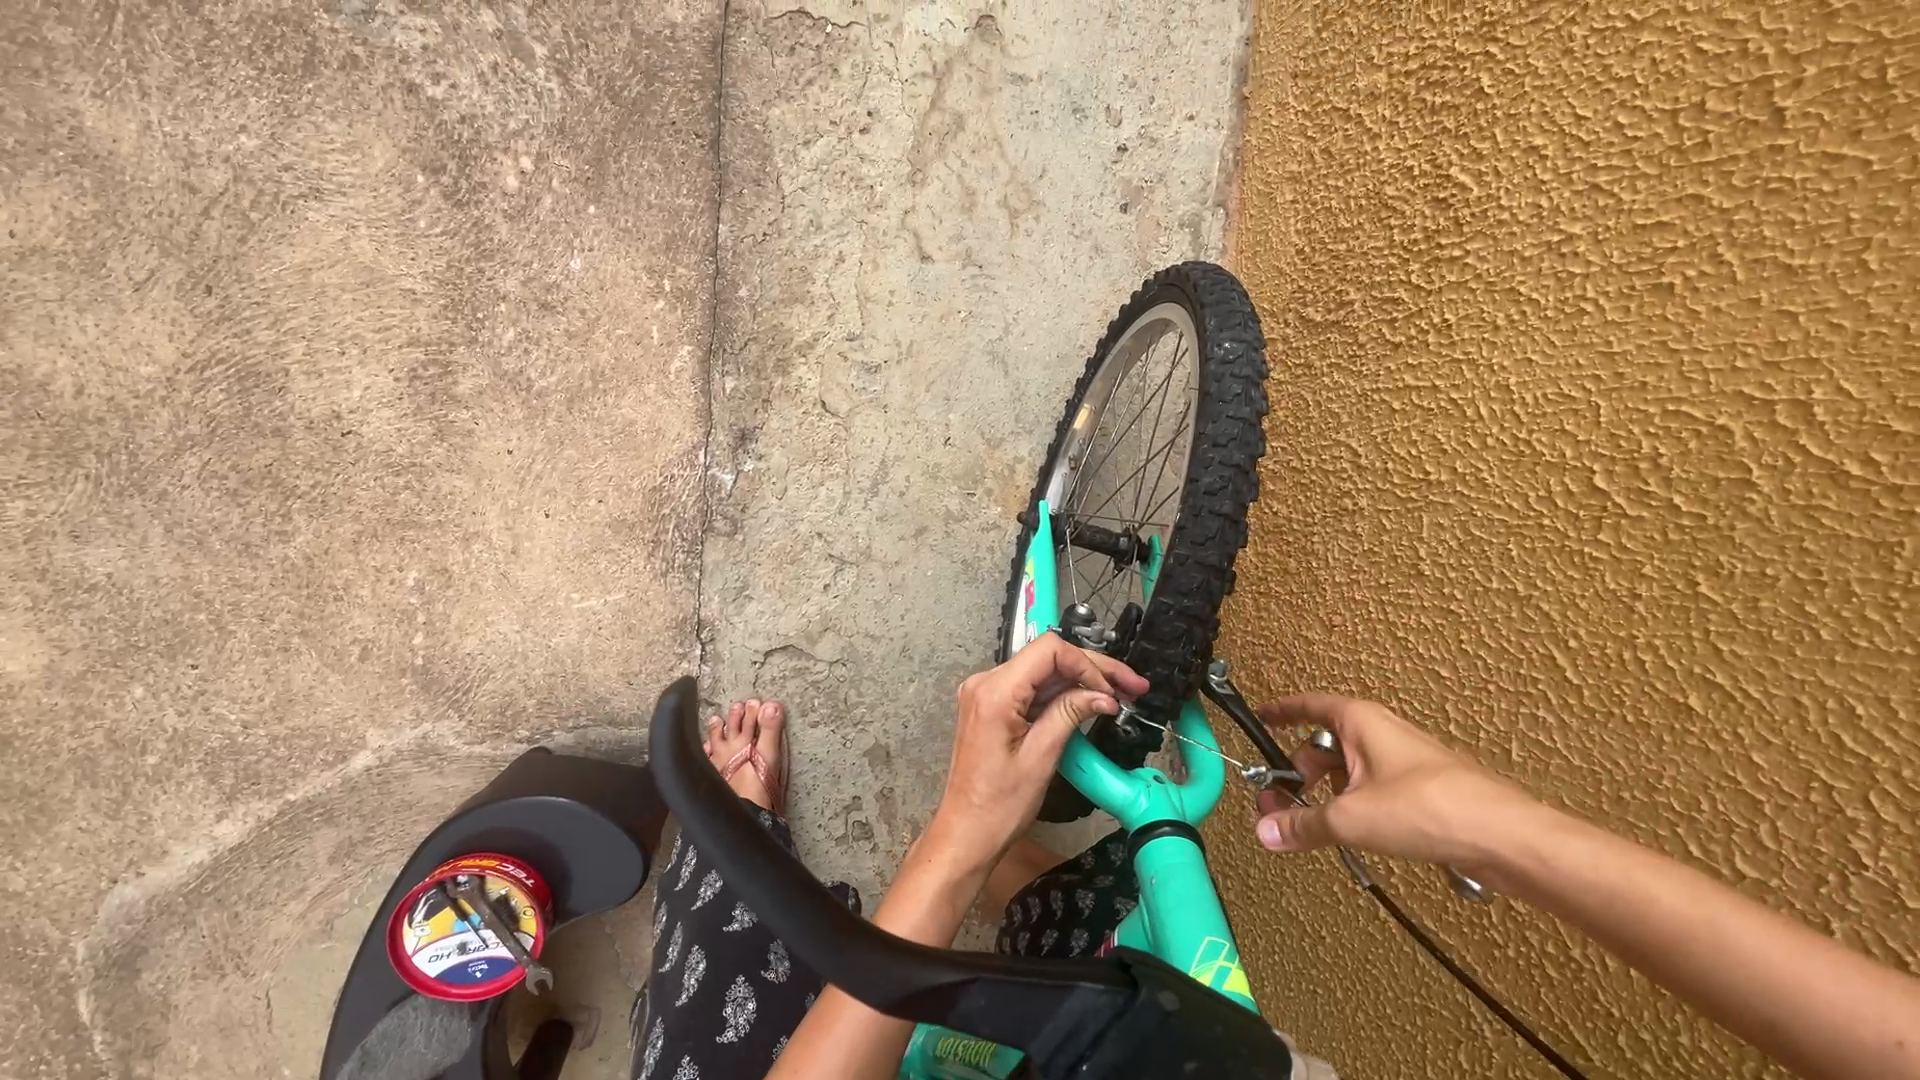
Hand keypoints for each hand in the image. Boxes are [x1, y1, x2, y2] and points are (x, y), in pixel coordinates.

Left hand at [927, 634, 1148, 874]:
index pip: (1048, 650)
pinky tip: (1090, 702)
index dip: (1087, 664)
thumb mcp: (1042, 756)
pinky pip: (1031, 688)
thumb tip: (1103, 694)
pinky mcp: (992, 706)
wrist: (967, 832)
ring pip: (1043, 671)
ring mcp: (986, 694)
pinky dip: (1062, 693)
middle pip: (1047, 657)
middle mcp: (985, 683)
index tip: (1112, 690)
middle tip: (1133, 685)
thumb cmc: (998, 805)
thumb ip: (1070, 714)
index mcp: (994, 692)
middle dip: (1092, 669)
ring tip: (1121, 693)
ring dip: (1081, 680)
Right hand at [1252, 694, 1542, 873]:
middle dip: (1295, 773)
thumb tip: (1268, 831)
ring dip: (1322, 794)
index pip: (1308, 706)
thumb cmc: (1439, 809)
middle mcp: (1380, 734)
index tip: (1261, 718)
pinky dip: (1350, 806)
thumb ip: (1302, 825)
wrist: (1506, 839)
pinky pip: (1369, 790)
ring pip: (1345, 770)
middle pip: (1321, 746)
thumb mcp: (1351, 818)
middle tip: (1275, 803)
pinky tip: (1346, 834)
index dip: (1281, 712)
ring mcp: (1400, 762)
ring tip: (1309, 825)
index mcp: (1360, 721)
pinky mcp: (1418, 790)